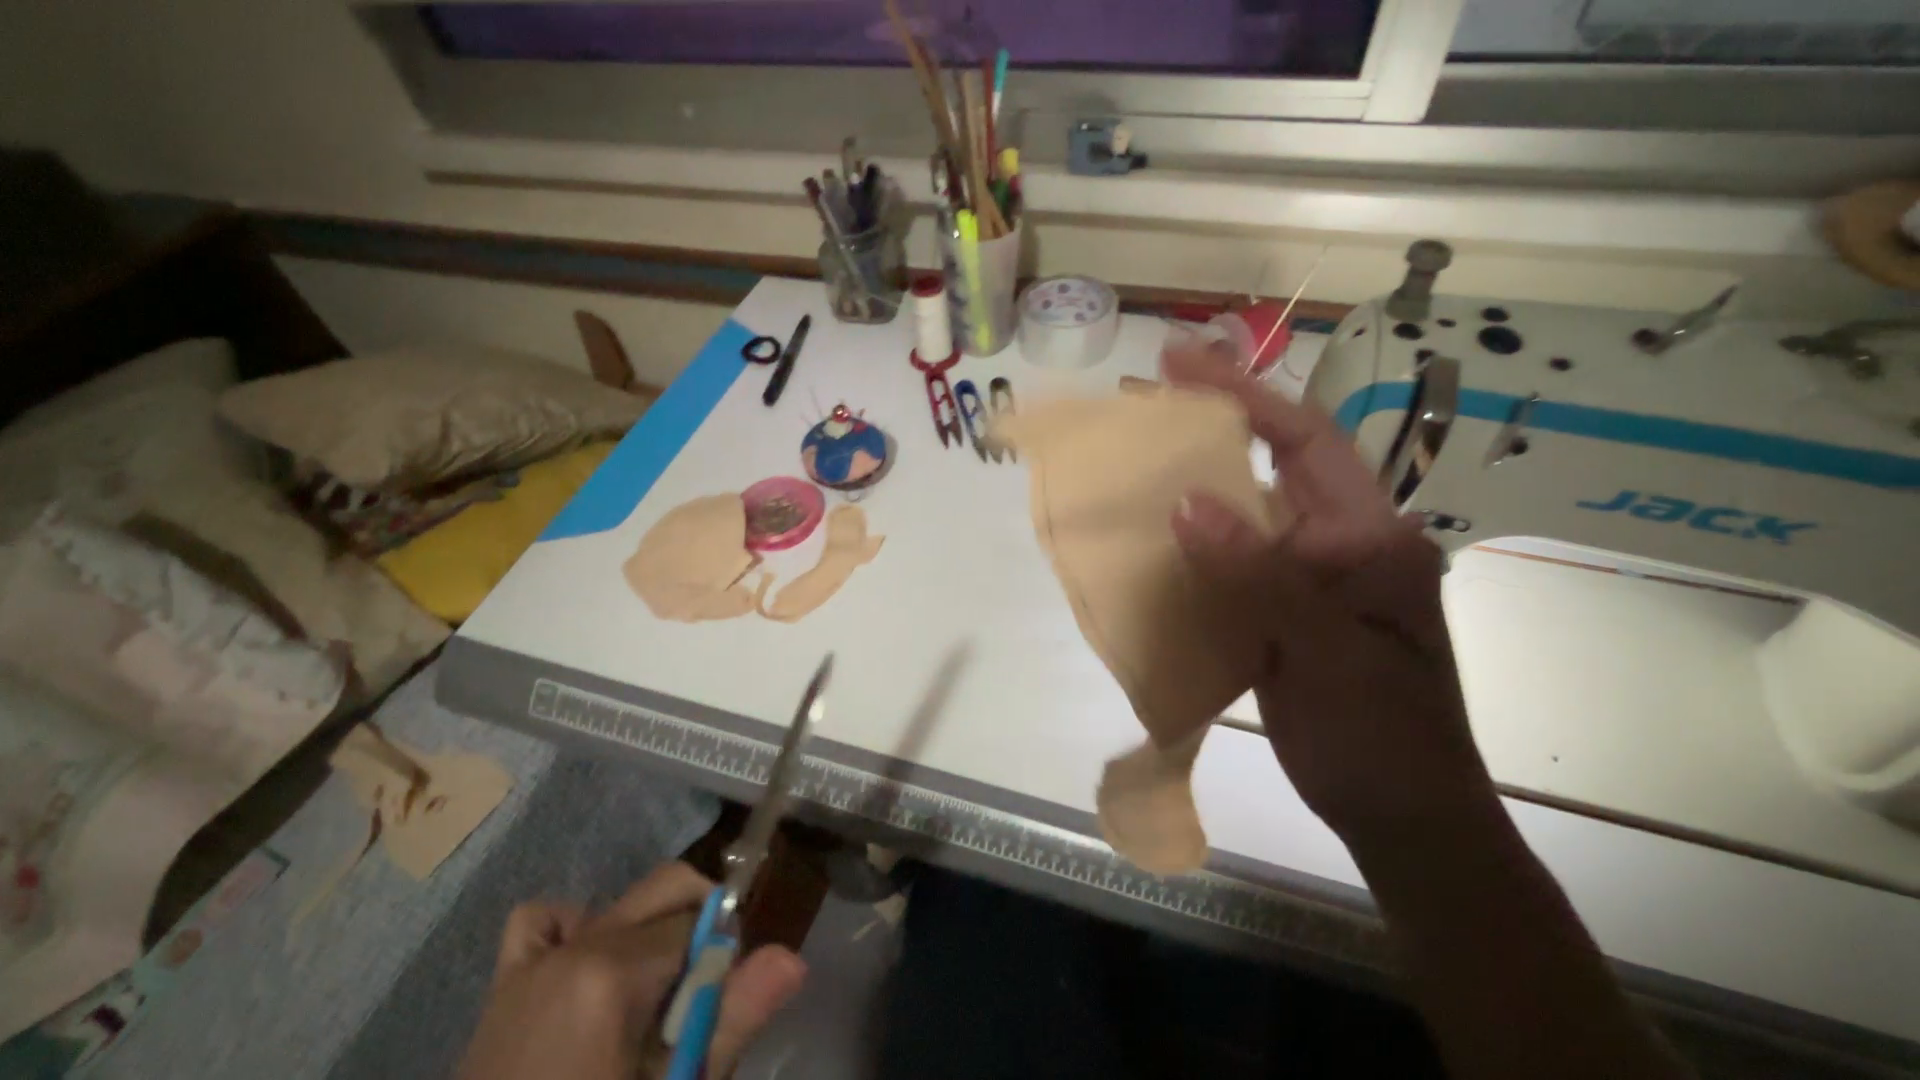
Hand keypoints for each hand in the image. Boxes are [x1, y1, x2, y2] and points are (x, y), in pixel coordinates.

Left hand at [458, 862, 805, 1079]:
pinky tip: (592, 972)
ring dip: (650, 932)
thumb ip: (734, 1019)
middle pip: (666, 890)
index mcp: (613, 971)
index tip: (725, 1004)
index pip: (702, 923)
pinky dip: (575, 929)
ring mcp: (531, 964)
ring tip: (654, 998)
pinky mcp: (504, 987)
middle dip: (700, 924)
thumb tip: (792, 957)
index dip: (726, 957)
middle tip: (700, 999)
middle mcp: (573, 947)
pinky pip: (543, 922)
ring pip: (617, 906)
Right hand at [1162, 343, 1495, 842]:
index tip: (1182, 363)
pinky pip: (1232, 571)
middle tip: (1145, 399)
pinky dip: (1192, 554)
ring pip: (1247, 520)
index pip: (1306, 443)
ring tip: (1135, 463)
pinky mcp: (1282, 619)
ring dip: (1196, 492)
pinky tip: (1151, 546)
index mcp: (1369, 537)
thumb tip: (1186, 504)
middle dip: (1214, 430)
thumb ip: (1259, 574)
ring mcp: (1311, 584)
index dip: (1245, 397)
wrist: (1402, 817)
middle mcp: (1340, 546)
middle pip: (1273, 470)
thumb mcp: (1325, 651)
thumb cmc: (1381, 733)